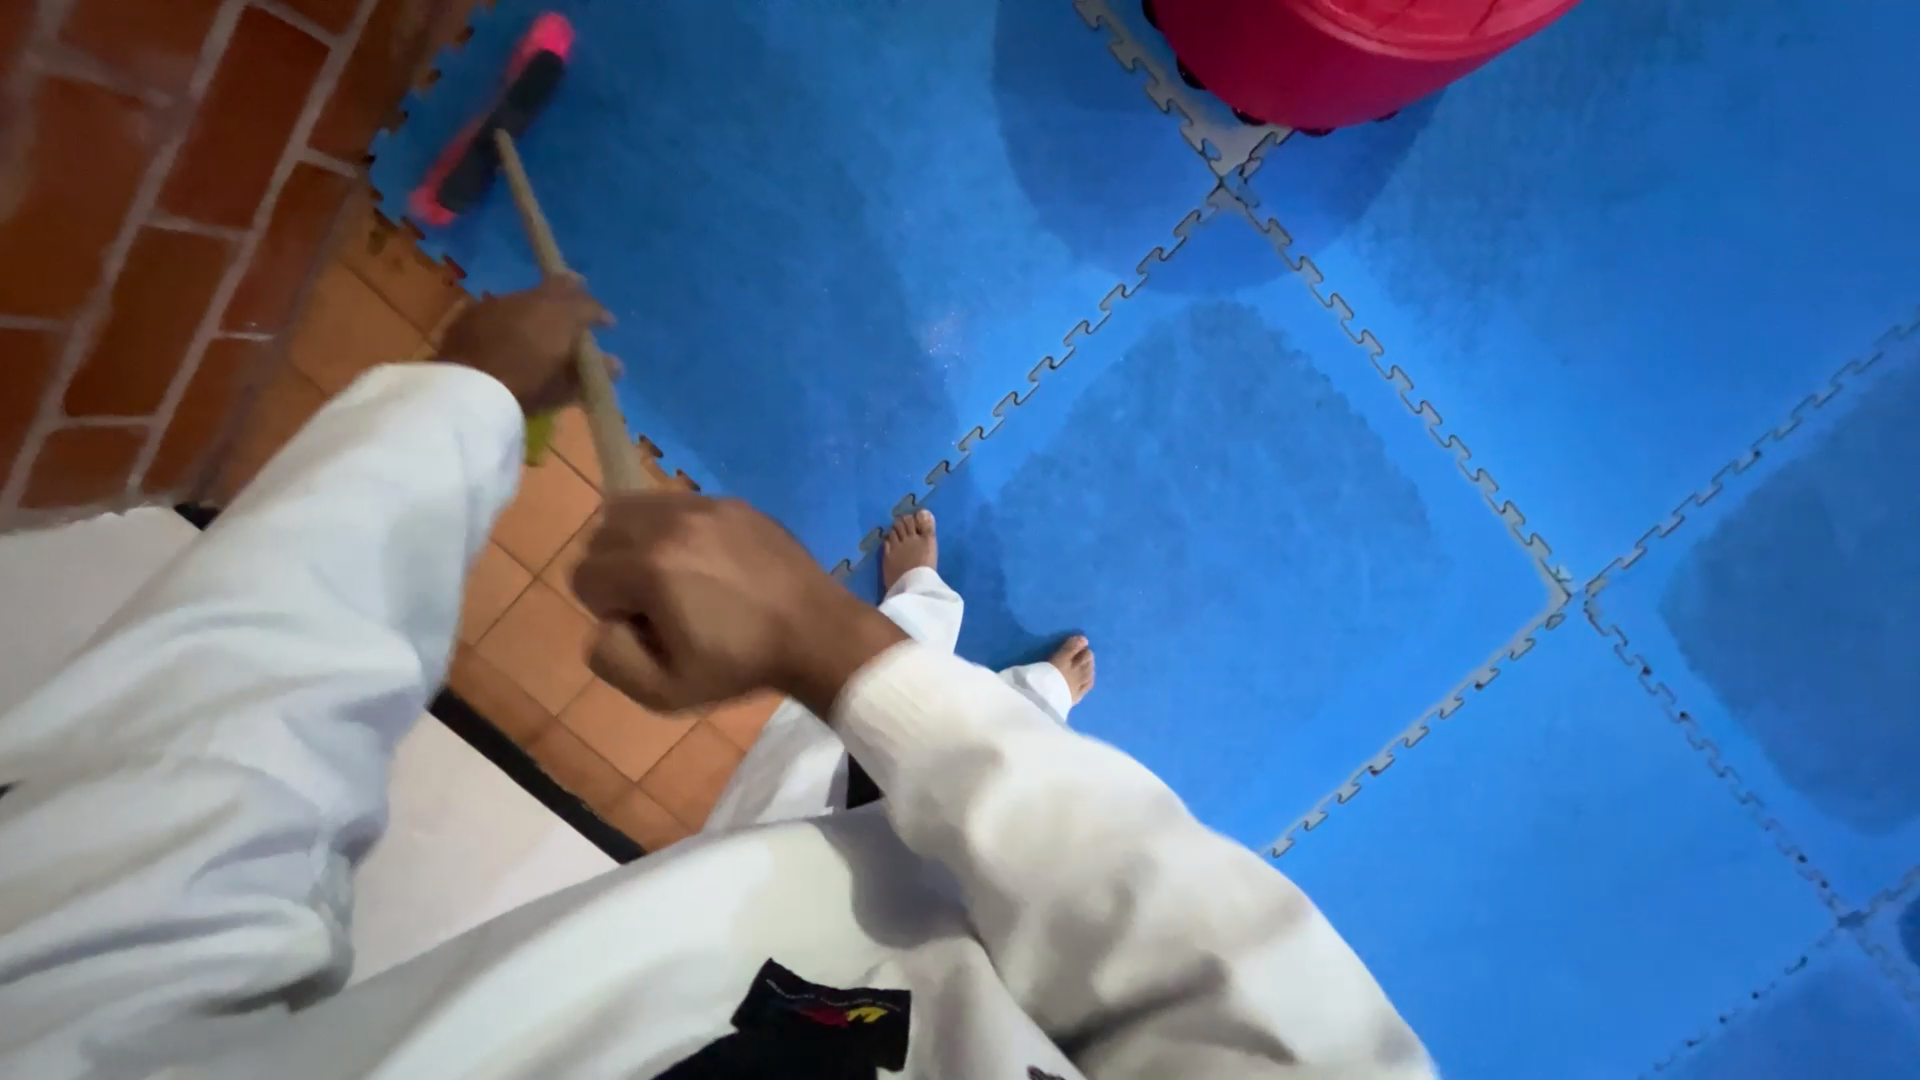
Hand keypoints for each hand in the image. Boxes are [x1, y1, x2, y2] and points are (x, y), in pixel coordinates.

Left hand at [437, 278, 612, 413]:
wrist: (467, 389)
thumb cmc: (528, 388)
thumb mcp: (567, 387)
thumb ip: (592, 370)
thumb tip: (616, 364)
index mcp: (562, 315)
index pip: (589, 305)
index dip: (600, 314)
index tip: (608, 324)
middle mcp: (533, 299)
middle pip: (558, 286)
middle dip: (573, 292)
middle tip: (581, 296)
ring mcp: (500, 302)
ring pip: (529, 296)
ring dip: (541, 305)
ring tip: (545, 321)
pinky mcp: (473, 312)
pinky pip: (502, 308)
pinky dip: (514, 316)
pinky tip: (512, 331)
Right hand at [571, 493, 906, 715]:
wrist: (816, 633)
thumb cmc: (742, 664)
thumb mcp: (664, 691)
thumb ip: (609, 659)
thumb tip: (604, 623)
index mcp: (651, 565)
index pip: (583, 575)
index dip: (608, 610)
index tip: (649, 627)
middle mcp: (672, 522)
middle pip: (601, 533)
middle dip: (616, 570)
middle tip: (658, 602)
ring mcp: (706, 505)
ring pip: (634, 508)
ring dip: (637, 542)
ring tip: (675, 577)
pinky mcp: (734, 503)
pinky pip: (677, 504)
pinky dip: (674, 528)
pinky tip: (706, 561)